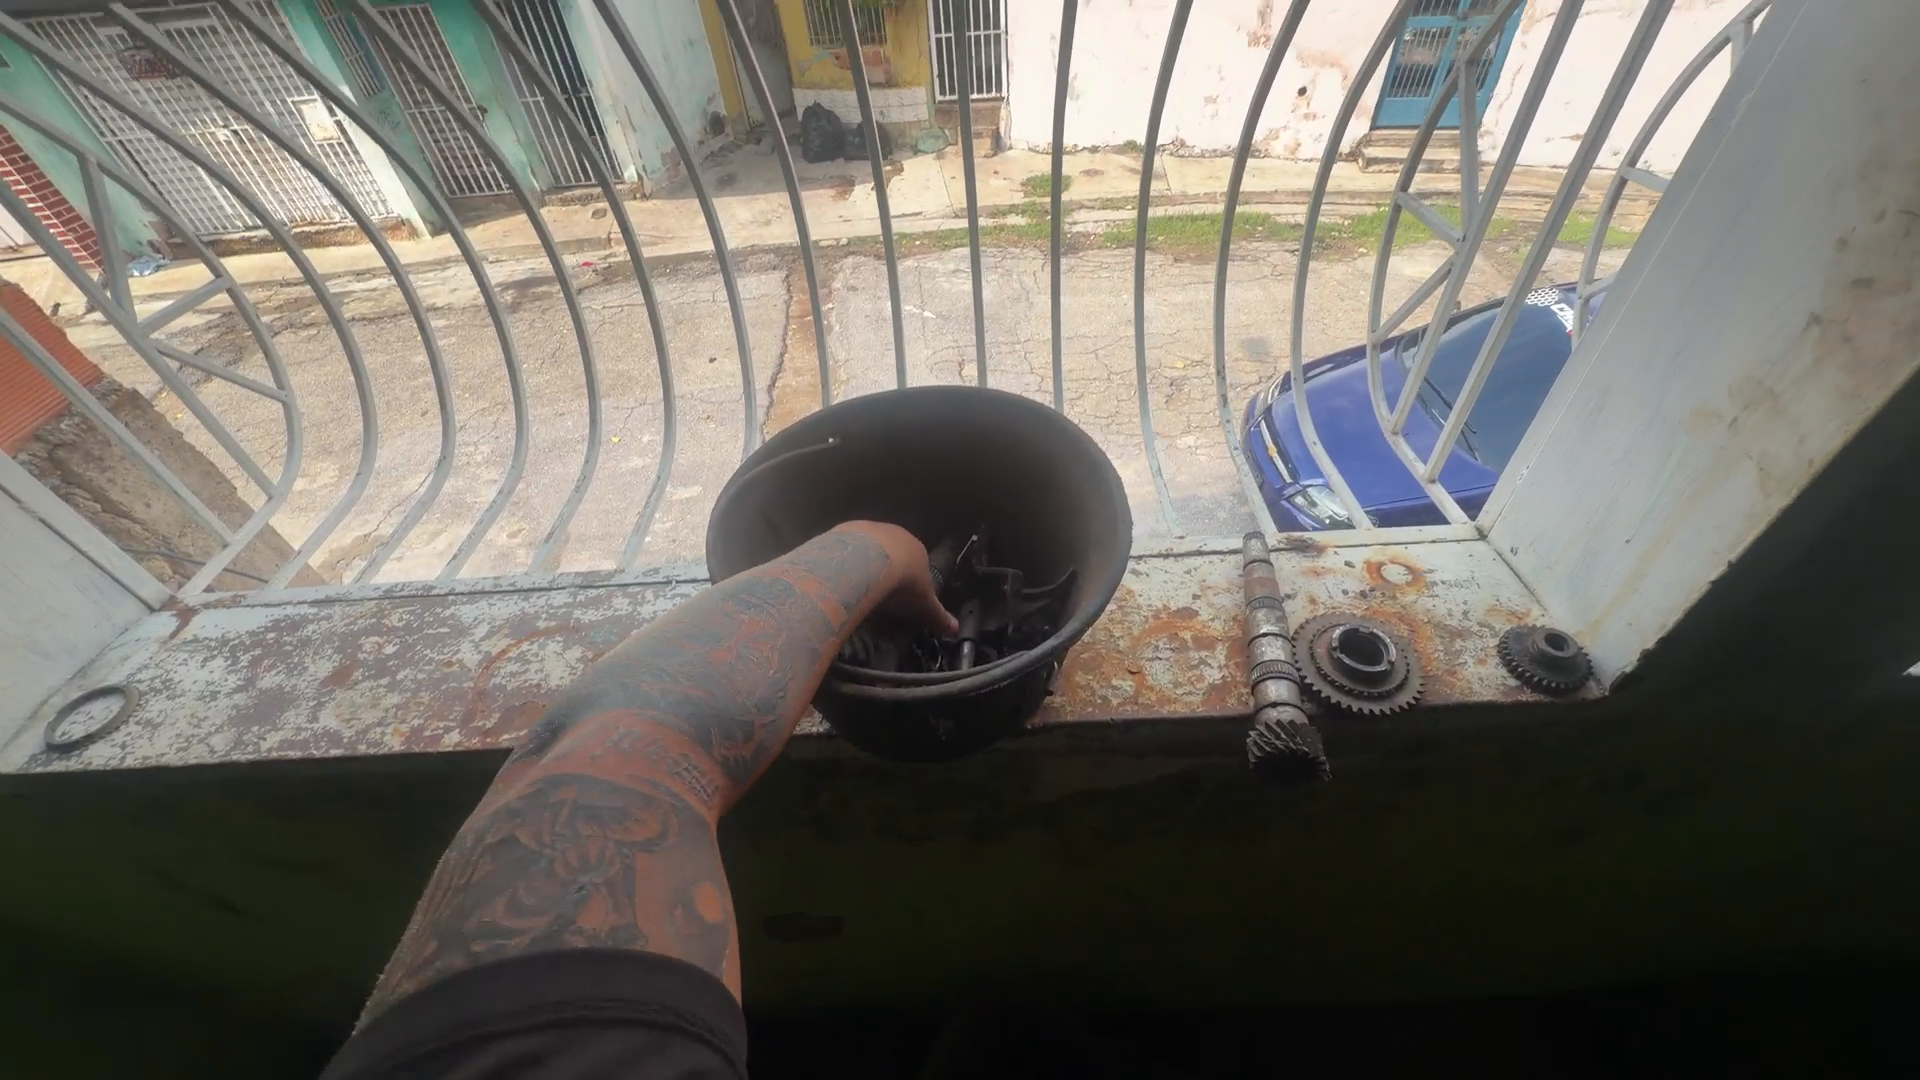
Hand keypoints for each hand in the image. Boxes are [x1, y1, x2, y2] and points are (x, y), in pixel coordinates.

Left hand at [832, 521, 960, 636]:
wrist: (869, 562)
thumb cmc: (903, 583)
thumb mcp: (924, 604)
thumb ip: (939, 616)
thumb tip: (956, 630)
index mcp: (917, 548)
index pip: (916, 562)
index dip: (909, 578)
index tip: (901, 595)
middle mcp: (895, 533)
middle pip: (891, 552)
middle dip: (887, 568)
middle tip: (879, 592)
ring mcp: (869, 529)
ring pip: (868, 547)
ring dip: (865, 563)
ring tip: (857, 586)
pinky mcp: (846, 530)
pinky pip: (846, 547)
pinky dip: (844, 560)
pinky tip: (841, 576)